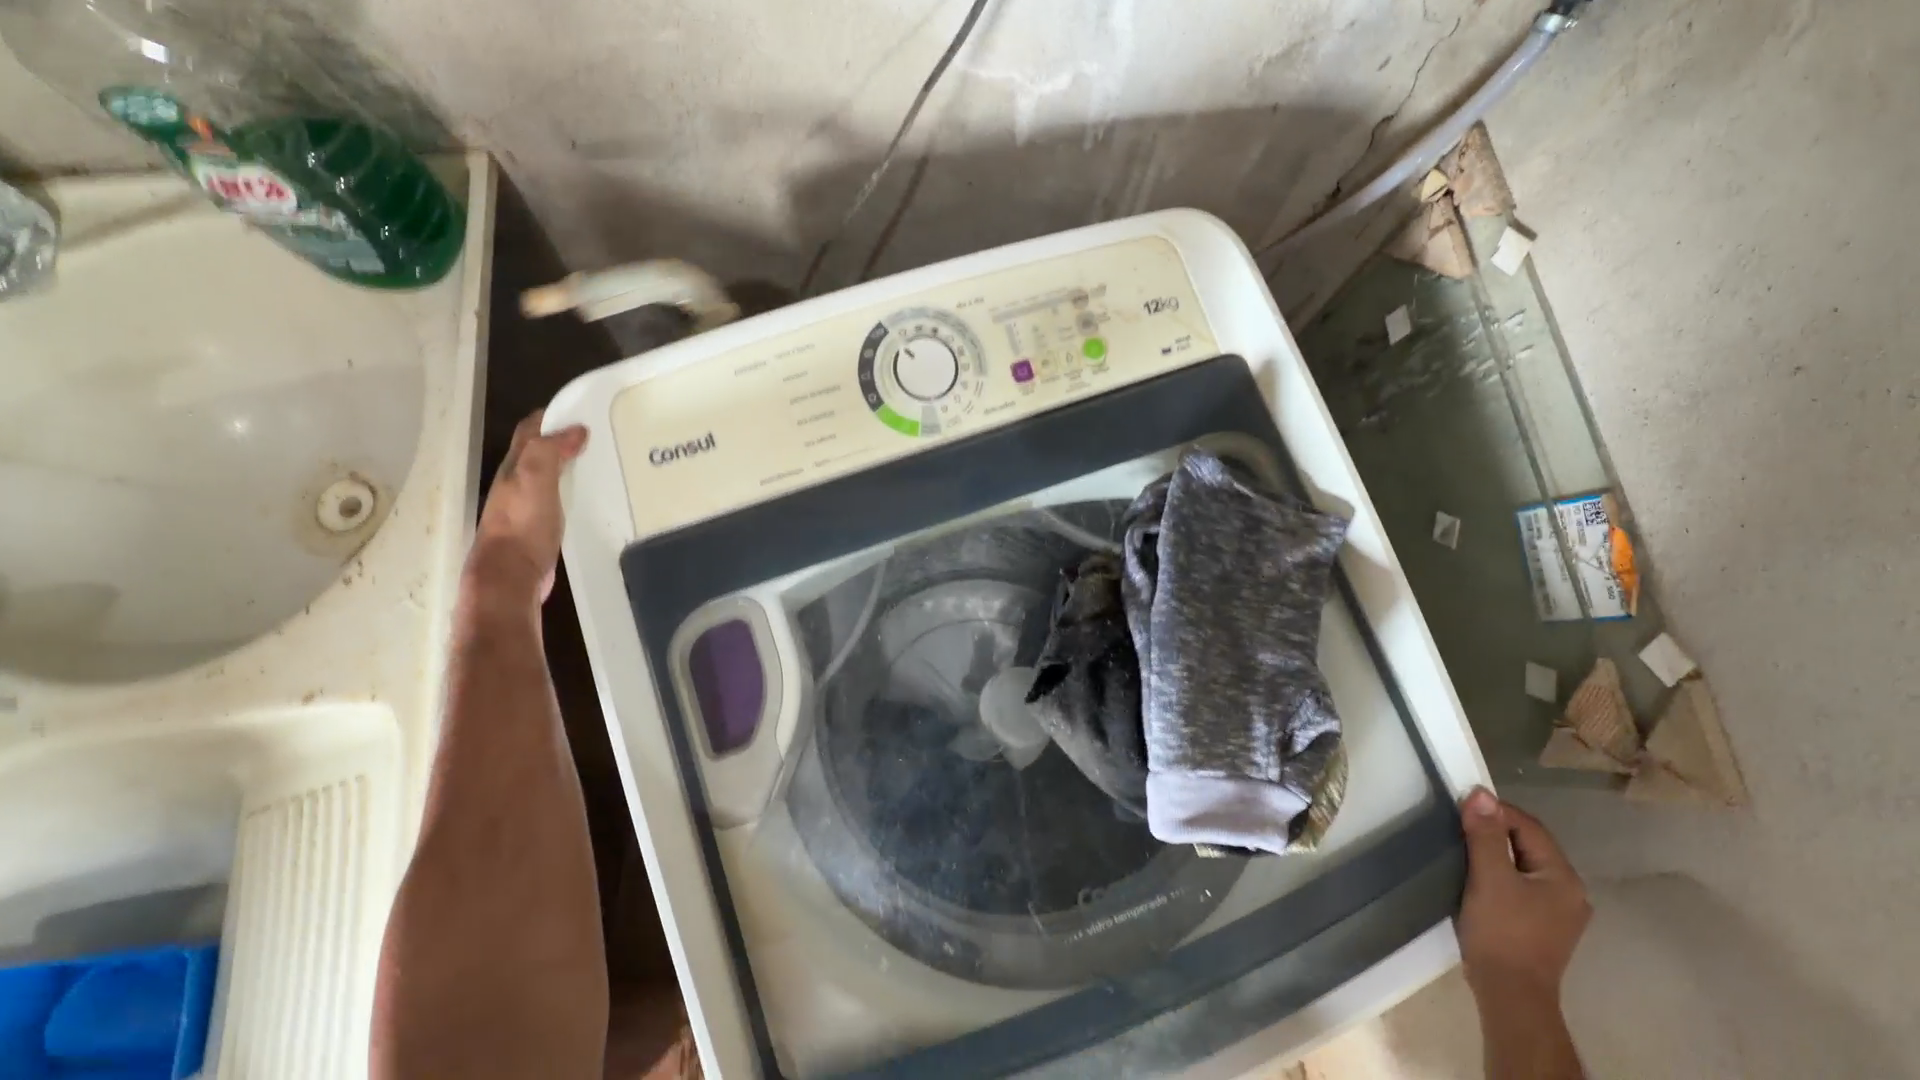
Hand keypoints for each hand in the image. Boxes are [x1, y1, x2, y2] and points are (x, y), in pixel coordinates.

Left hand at [469, 410, 588, 607]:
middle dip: (565, 440)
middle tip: (602, 436)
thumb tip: (576, 429)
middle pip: (540, 453)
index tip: (584, 409)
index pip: (530, 430)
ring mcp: (526, 510)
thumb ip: (550, 451)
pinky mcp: (539, 531)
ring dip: (572, 468)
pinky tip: (593, 500)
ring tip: (604, 464)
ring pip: (550, 478)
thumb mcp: (534, 479)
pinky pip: (559, 503)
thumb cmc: (521, 526)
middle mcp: (516, 485)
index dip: (552, 416)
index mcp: (514, 468)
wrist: (510, 579)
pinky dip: (574, 494)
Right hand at [1456, 787, 1590, 1005]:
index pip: (1529, 827)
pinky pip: (1523, 887)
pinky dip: (1502, 876)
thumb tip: (1481, 794)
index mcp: (1562, 876)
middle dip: (1496, 832)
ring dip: (1497, 854)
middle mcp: (1570, 892)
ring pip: (1526, 867)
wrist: (1510, 994)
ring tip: (1464, 850)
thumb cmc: (1502, 933)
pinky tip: (1480, 881)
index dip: (1496, 811)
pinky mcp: (1544, 928)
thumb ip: (1485, 835)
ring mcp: (1560, 913)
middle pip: (1530, 846)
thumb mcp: (1488, 878)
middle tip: (1459, 825)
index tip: (1462, 804)